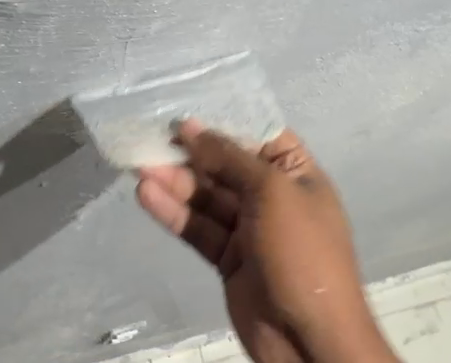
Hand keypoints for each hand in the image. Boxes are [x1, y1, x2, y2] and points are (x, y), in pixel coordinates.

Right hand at [136, 122, 397, 362]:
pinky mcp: (229, 258)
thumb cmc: (302, 252)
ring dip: (175, 181)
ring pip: (207, 196)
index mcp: (296, 173)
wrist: (311, 340)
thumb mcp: (271, 191)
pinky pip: (198, 227)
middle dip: (191, 151)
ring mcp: (250, 229)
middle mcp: (273, 196)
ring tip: (139, 164)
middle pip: (225, 164)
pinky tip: (146, 195)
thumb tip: (192, 128)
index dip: (224, 120)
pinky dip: (174, 212)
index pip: (258, 134)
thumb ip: (229, 158)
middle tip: (152, 134)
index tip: (187, 110)